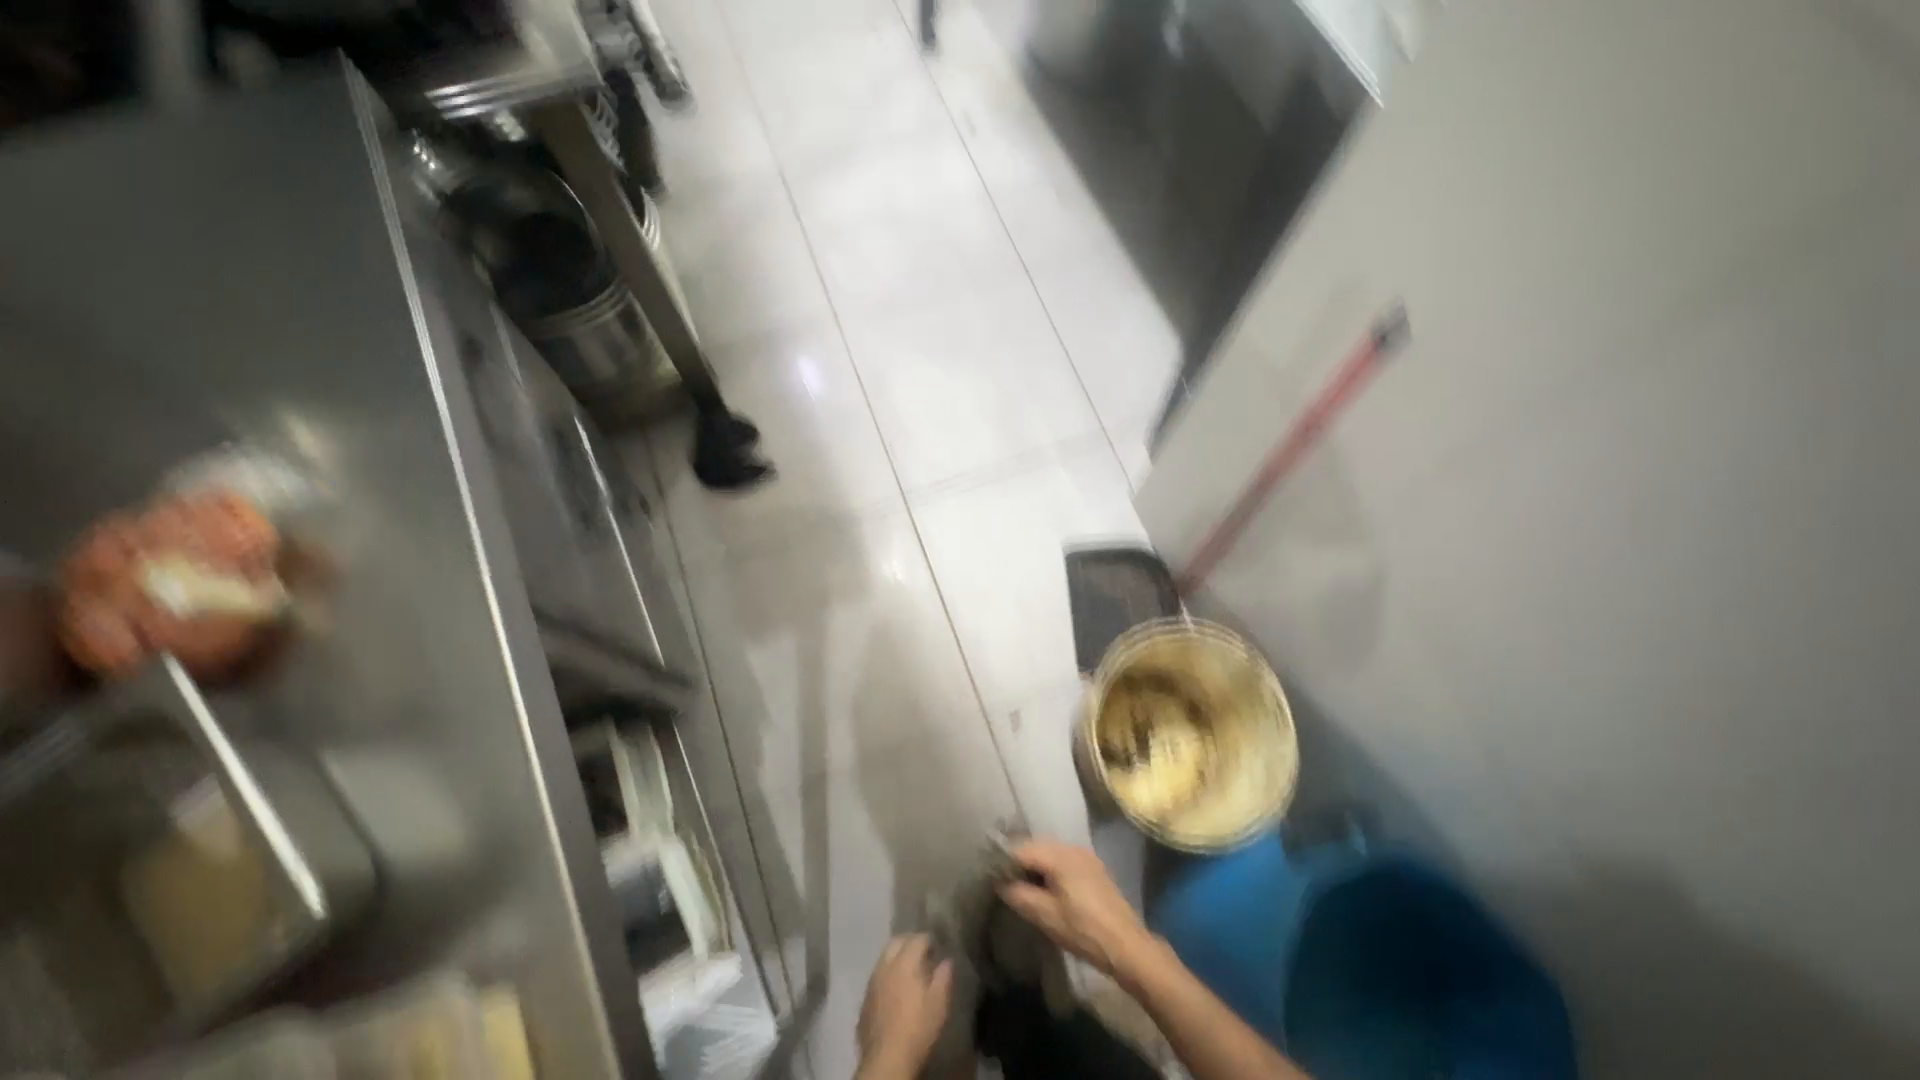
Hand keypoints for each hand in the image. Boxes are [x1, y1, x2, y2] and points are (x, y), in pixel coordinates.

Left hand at [856, 934, 953, 1078]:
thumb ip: (943, 977)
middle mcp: (884, 967)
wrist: (886, 1058)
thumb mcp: (938, 1004)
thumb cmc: (917, 1029)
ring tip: (909, 969)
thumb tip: (946, 960)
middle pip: (895, 942)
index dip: (928, 939)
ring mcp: (872, 982)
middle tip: (922, 952)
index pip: (916, 940)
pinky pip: (876, 976)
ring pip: (883, 958)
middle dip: (909, 942)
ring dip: (896, 957)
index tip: (937, 945)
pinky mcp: (865, 998)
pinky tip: (894, 988)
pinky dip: (887, 974)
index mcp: (904, 964)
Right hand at [998, 840, 1162, 982]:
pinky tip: (1045, 889)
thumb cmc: (1083, 931)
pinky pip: (1063, 861)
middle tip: (1003, 882)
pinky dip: (1050, 870)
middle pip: (1036, 847)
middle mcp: (1073, 848)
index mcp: (1060, 855)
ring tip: (1021, 887)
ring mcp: (1086, 857)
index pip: (1021, 849)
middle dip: (1018, 862)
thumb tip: (1001, 883)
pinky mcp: (1094, 869)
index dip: (1003, 862)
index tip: (990, 878)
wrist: (1127, 946)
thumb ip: (1019, 894)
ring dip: (1034, 866)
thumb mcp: (1045, 916)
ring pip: (1050, 853)